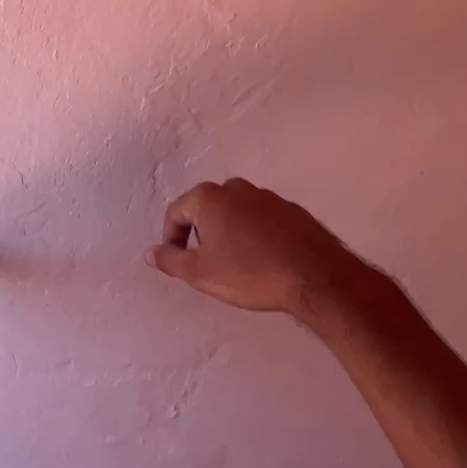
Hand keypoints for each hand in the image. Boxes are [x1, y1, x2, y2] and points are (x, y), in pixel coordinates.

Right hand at [147, 179, 373, 315]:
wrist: (317, 279)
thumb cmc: (249, 273)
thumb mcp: (200, 273)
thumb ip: (170, 260)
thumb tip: (149, 253)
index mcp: (208, 198)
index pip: (175, 213)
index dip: (171, 238)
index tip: (178, 261)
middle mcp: (236, 188)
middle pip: (206, 208)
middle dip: (201, 232)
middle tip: (206, 261)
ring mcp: (268, 197)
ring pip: (236, 212)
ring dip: (229, 231)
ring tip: (237, 262)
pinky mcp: (294, 211)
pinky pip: (263, 219)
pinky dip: (256, 234)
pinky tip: (265, 259)